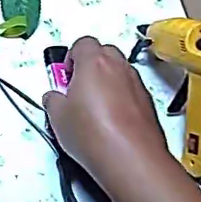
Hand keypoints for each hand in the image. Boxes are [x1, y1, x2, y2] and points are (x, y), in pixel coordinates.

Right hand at [43, 36, 175, 191]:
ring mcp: (136, 84)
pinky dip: (120, 100)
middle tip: (76, 88)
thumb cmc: (96, 133)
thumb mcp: (57, 117)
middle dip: (89, 67)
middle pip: (103, 53)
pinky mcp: (147, 103)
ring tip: (91, 109)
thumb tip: (54, 99)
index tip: (64, 75)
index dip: (70, 58)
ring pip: (119, 73)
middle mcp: (119, 67)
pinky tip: (108, 123)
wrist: (129, 157)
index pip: (82, 44)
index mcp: (94, 61)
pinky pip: (130, 92)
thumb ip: (53, 100)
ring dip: (106, 83)